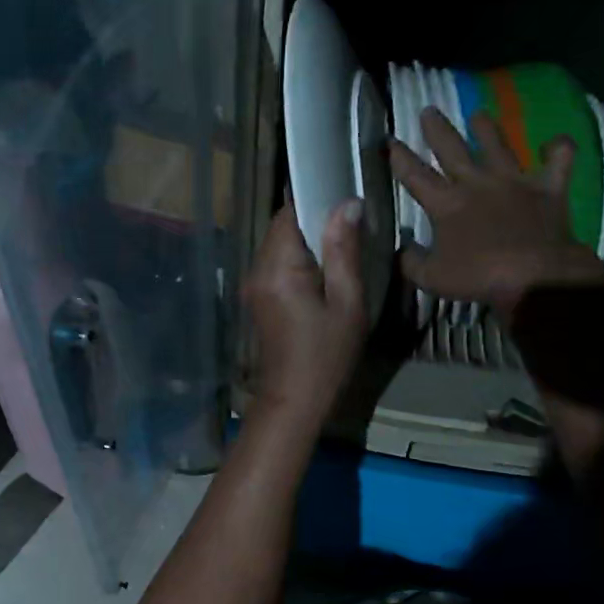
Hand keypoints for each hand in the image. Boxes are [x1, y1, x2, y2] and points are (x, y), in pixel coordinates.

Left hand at [245, 195, 366, 427]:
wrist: (294, 401)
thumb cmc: (326, 356)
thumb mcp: (346, 303)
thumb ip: (343, 251)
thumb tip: (347, 205)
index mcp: (277, 267)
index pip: (289, 213)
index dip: (317, 202)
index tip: (347, 205)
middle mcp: (257, 269)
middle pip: (282, 228)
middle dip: (314, 223)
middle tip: (351, 233)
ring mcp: (253, 285)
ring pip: (280, 246)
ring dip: (308, 244)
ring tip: (341, 254)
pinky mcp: (257, 299)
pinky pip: (278, 266)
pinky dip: (299, 262)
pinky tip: (323, 277)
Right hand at [390, 107, 603, 317]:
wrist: (534, 276)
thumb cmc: (478, 277)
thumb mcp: (432, 278)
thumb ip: (412, 263)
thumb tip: (403, 250)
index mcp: (446, 204)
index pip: (415, 176)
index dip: (400, 158)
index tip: (389, 140)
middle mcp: (477, 184)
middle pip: (453, 149)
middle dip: (437, 129)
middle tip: (429, 110)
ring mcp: (514, 182)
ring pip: (498, 145)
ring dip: (487, 129)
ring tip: (478, 114)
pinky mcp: (548, 188)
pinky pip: (558, 160)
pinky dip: (558, 148)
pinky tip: (554, 142)